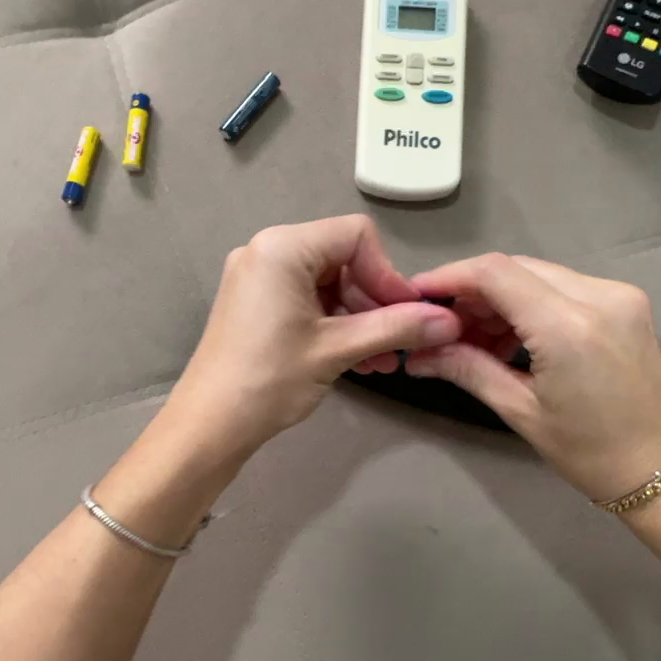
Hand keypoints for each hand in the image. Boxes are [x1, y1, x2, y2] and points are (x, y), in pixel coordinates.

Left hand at [166, 216, 461, 458]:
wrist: (209, 424)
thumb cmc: (270, 380)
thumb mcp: (338, 350)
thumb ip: (396, 328)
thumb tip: (451, 321)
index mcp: (283, 247)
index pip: (356, 236)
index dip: (388, 273)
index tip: (407, 314)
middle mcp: (266, 251)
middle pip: (343, 258)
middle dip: (376, 301)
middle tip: (401, 343)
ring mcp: (257, 278)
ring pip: (328, 284)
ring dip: (360, 319)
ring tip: (385, 362)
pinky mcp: (254, 304)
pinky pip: (306, 301)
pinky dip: (334, 325)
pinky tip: (359, 360)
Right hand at [406, 254, 660, 501]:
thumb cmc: (592, 453)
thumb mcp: (521, 411)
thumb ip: (468, 368)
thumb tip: (417, 353)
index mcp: (568, 326)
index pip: (494, 273)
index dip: (448, 277)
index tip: (416, 297)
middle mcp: (597, 295)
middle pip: (514, 268)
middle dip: (471, 291)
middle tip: (439, 327)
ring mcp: (618, 294)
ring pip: (538, 275)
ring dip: (499, 299)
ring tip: (471, 340)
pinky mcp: (626, 302)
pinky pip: (563, 287)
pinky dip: (529, 304)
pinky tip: (509, 338)